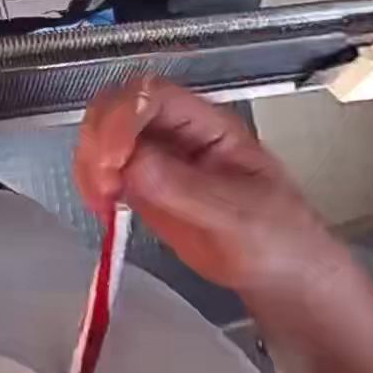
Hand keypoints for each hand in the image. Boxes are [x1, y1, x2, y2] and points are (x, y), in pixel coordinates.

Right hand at [73, 77, 336, 290]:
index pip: (153, 96)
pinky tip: (102, 207)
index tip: (113, 160)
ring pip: (102, 134)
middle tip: (101, 181)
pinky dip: (90, 183)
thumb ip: (185, 188)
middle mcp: (176, 131)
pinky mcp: (141, 183)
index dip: (124, 117)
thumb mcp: (240, 215)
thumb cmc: (279, 239)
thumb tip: (132, 165)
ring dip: (89, 162)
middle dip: (99, 138)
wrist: (282, 276)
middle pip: (118, 105)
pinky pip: (101, 168)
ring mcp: (156, 155)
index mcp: (207, 124)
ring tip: (100, 200)